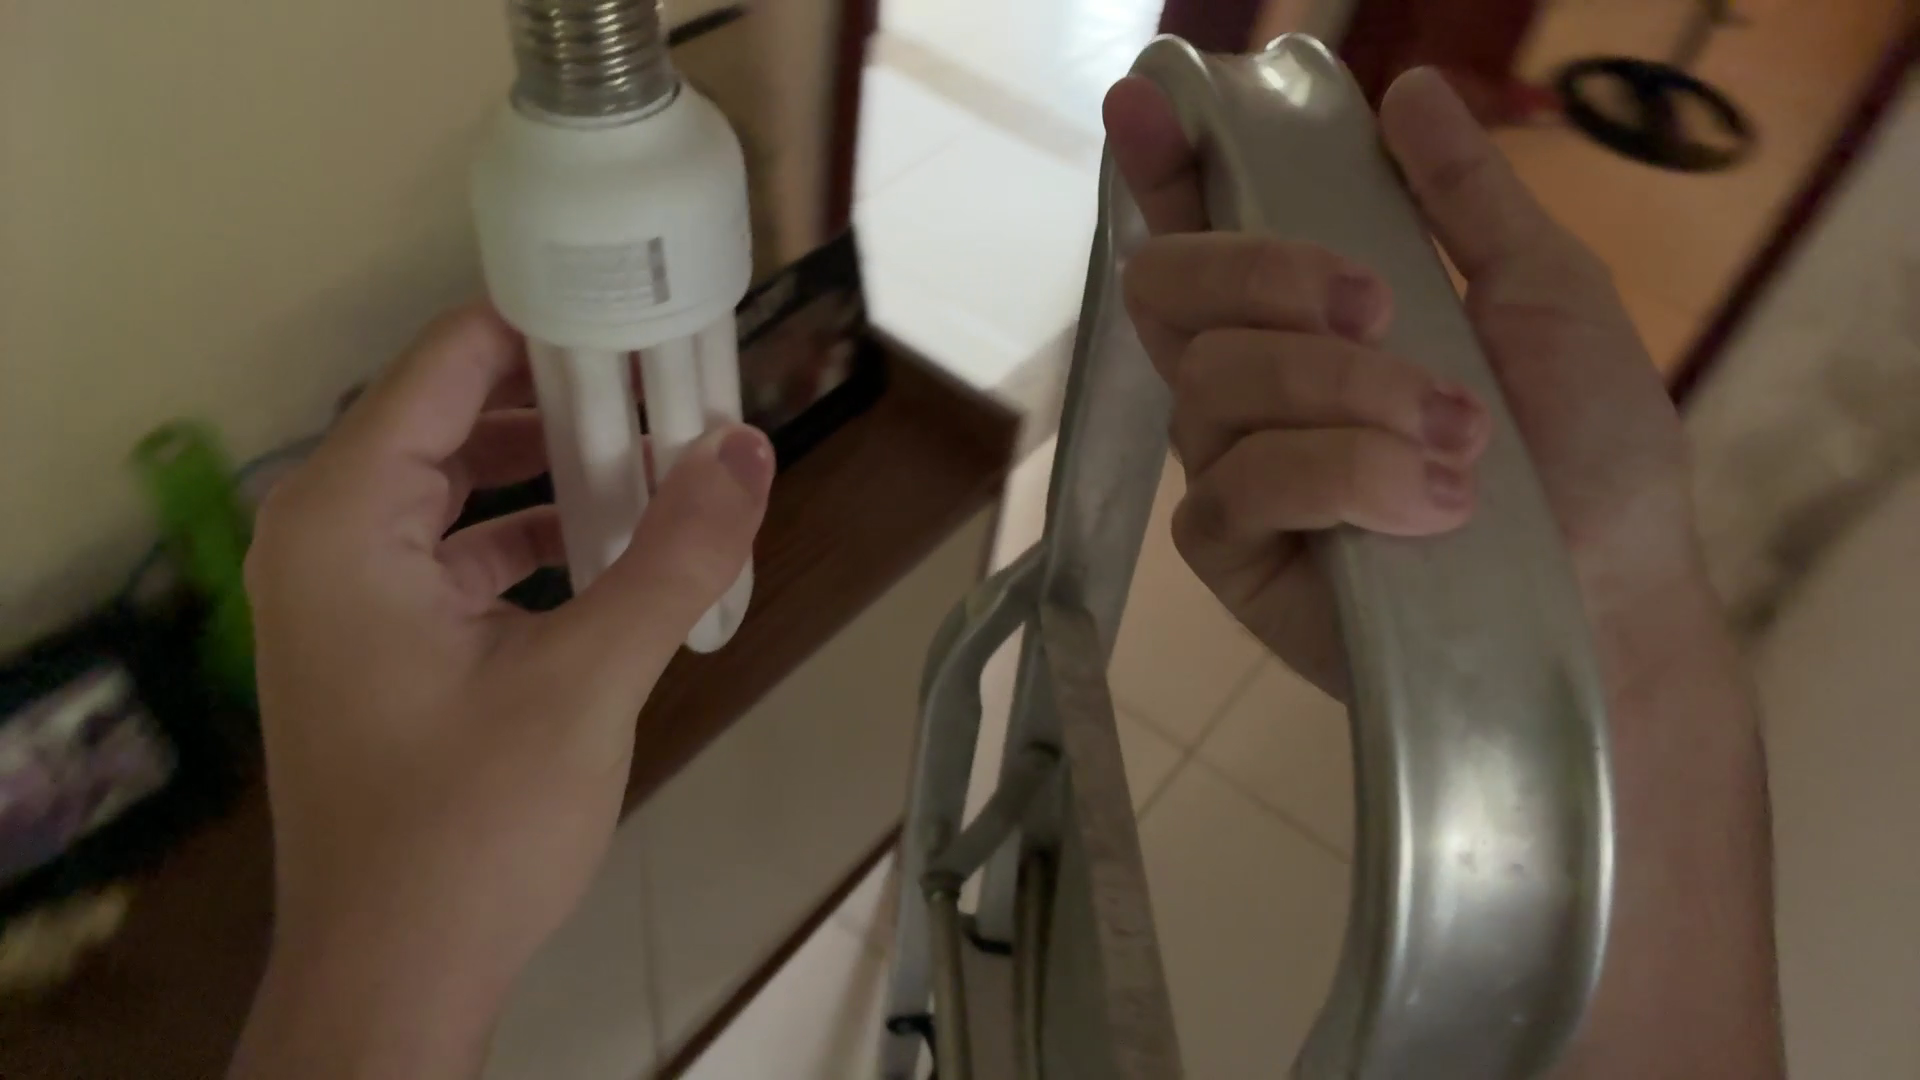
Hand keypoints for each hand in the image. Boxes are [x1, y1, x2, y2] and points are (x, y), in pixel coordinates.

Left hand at [231, 304, 771, 1078]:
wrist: (406, 973)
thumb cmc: (475, 822)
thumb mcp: (591, 677)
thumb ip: (676, 557)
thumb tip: (752, 451)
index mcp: (349, 522)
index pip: (444, 366)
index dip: (543, 327)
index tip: (638, 317)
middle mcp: (338, 539)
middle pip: (462, 420)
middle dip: (571, 403)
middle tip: (672, 391)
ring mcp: (364, 593)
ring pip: (474, 486)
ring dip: (565, 469)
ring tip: (662, 461)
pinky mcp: (401, 640)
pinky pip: (479, 548)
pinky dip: (548, 533)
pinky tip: (620, 547)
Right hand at [1102, 66, 1698, 692]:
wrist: (1592, 603)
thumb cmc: (1576, 456)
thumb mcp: (1540, 301)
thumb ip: (1466, 203)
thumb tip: (1405, 92)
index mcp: (1294, 323)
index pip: (1199, 236)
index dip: (1166, 170)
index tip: (1147, 102)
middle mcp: (1238, 388)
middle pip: (1167, 292)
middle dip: (1264, 275)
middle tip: (1378, 307)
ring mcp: (1220, 466)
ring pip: (1216, 383)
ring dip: (1346, 394)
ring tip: (1456, 442)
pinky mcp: (1221, 545)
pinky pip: (1242, 482)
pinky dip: (1343, 478)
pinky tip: (1429, 509)